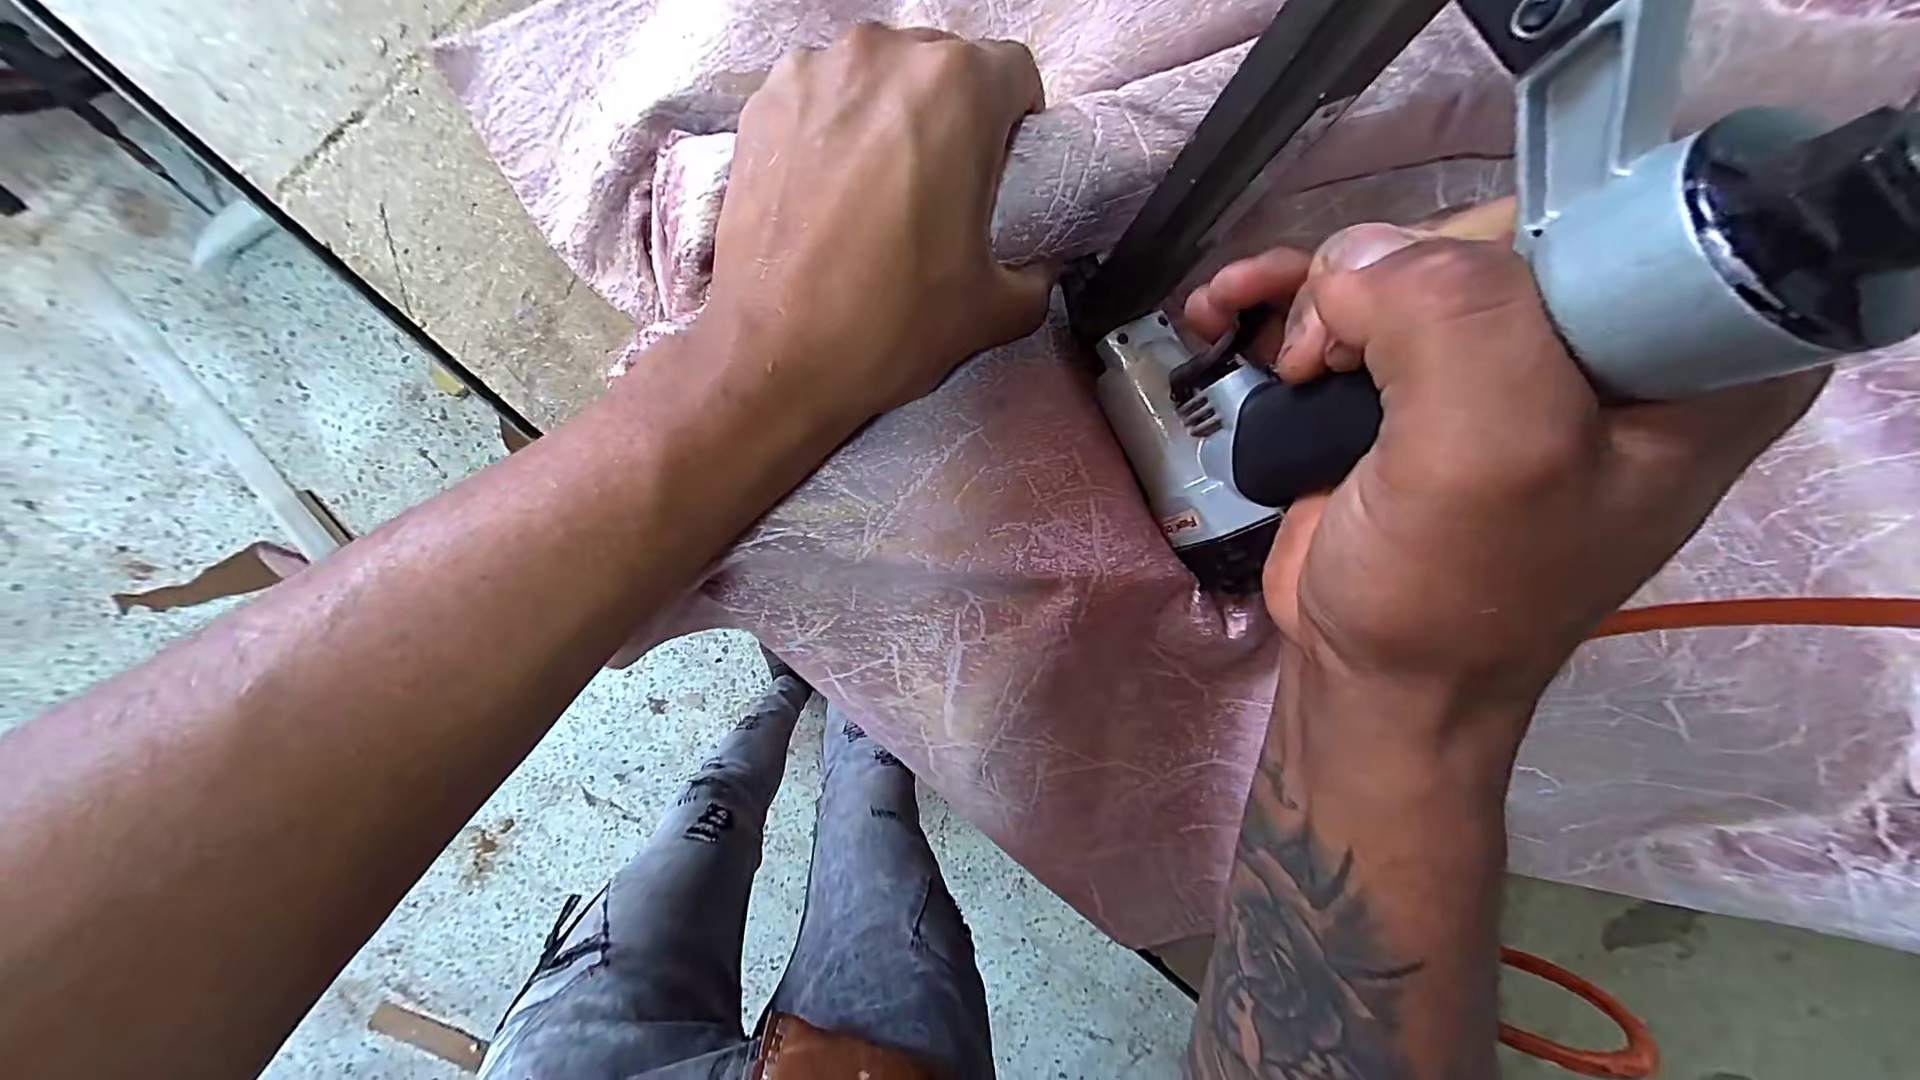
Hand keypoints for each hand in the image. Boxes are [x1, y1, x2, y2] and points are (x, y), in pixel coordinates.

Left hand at [703, 25, 1055, 425]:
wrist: (777, 358)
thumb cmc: (887, 328)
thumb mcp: (990, 313)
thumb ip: (1037, 279)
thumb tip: (1040, 269)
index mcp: (956, 92)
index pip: (1015, 75)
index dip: (1017, 126)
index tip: (1002, 172)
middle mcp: (883, 57)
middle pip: (944, 70)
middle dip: (955, 122)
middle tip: (943, 194)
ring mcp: (812, 74)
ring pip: (879, 81)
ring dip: (893, 124)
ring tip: (879, 198)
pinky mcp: (762, 105)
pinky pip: (822, 101)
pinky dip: (836, 133)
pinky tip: (830, 196)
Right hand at [1186, 226, 1826, 722]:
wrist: (1366, 669)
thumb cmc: (1443, 591)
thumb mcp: (1484, 459)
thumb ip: (1452, 325)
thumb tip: (1357, 261)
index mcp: (1678, 348)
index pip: (1578, 221)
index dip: (1462, 259)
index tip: (1386, 339)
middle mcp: (1585, 344)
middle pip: (1458, 246)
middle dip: (1362, 287)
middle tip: (1313, 366)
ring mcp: (1478, 369)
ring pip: (1384, 272)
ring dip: (1297, 286)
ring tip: (1233, 312)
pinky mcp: (1397, 394)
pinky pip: (1339, 315)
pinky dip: (1275, 305)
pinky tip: (1224, 308)